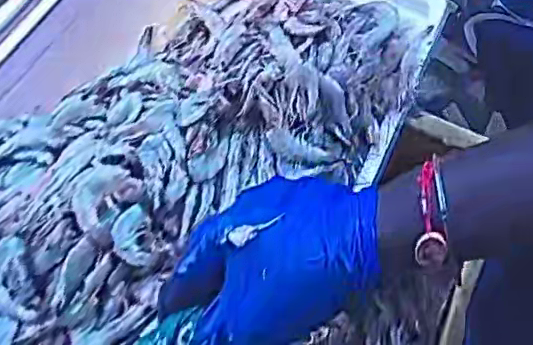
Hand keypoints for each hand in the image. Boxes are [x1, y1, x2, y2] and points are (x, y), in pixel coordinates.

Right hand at [159, 178, 379, 344]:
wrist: (360, 235)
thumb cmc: (298, 273)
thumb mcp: (248, 317)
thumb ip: (215, 331)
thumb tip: (202, 338)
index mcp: (225, 227)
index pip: (188, 266)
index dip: (177, 299)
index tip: (172, 321)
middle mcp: (247, 205)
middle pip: (218, 252)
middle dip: (210, 288)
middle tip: (209, 317)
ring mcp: (280, 201)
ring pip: (248, 244)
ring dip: (241, 277)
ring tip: (246, 307)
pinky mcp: (308, 206)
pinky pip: (276, 239)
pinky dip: (269, 265)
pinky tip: (281, 286)